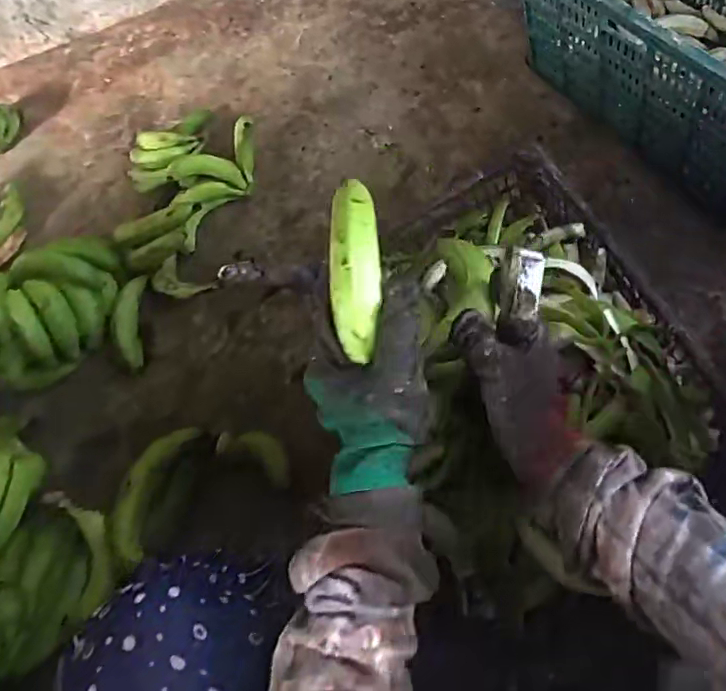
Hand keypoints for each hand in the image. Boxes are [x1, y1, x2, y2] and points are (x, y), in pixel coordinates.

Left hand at [304, 279, 428, 494]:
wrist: (385, 470)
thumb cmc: (387, 418)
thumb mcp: (397, 367)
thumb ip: (397, 324)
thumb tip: (403, 281)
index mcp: (324, 357)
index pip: (322, 303)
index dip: (335, 277)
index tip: (355, 257)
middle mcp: (324, 364)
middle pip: (339, 315)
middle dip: (362, 294)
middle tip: (390, 276)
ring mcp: (338, 379)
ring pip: (353, 333)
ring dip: (374, 315)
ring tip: (401, 298)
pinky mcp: (355, 389)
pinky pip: (365, 349)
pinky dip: (380, 334)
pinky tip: (402, 332)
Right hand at [449, 308, 582, 497]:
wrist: (546, 456)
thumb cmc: (521, 405)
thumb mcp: (493, 368)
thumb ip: (479, 339)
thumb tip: (464, 314)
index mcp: (534, 332)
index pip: (511, 304)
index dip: (488, 303)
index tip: (463, 310)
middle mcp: (538, 344)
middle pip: (504, 328)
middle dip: (481, 331)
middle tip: (451, 338)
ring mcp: (534, 367)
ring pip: (503, 349)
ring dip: (482, 352)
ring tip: (454, 358)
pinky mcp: (526, 389)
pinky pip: (503, 369)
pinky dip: (487, 371)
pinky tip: (468, 380)